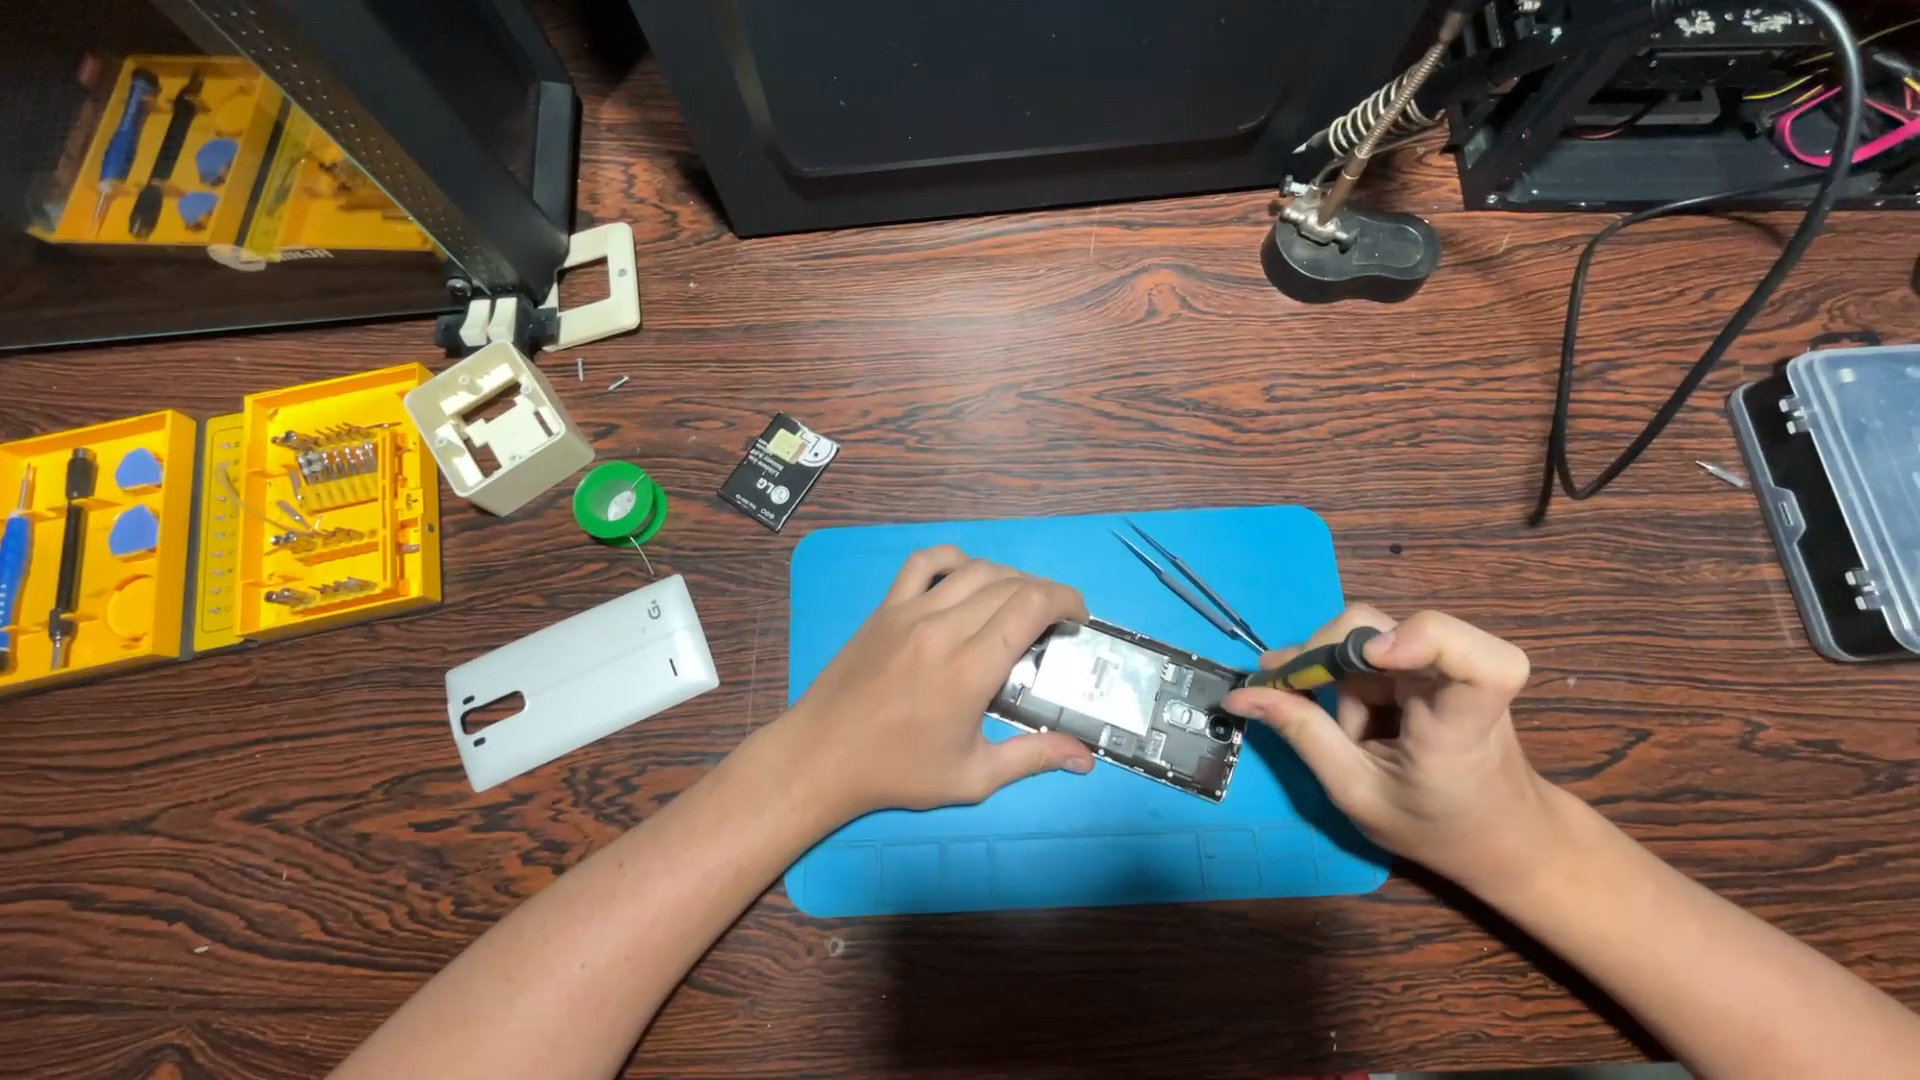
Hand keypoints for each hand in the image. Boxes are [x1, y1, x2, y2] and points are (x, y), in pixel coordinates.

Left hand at [778, 546, 1096, 818]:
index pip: (1031, 605)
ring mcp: (910, 612)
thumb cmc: (898, 771)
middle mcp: (944, 628)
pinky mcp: (885, 609)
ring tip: (1018, 601)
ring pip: (973, 570)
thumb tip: (1087, 759)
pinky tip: (965, 576)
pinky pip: (922, 564)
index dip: (1066, 600)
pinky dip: (952, 559)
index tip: (1078, 618)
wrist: (822, 756)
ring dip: (1007, 577)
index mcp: (971, 668)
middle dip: (1044, 593)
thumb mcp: (973, 777)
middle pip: (1009, 583)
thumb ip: (1033, 758)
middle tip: (1054, 620)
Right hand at [1223, 605, 1559, 895]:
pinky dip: (1334, 673)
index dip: (1427, 639)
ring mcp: (1441, 667)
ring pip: (1364, 636)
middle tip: (1280, 684)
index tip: (1374, 657)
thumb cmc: (1437, 825)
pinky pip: (1365, 650)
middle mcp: (1457, 680)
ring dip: (1326, 670)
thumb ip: (1304, 736)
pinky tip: (1318, 701)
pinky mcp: (1426, 666)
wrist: (1500, 834)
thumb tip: (1242, 695)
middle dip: (1325, 654)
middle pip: (1387, 629)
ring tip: (1303, 708)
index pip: (1480, 661)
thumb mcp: (1357, 792)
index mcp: (1460, 723)